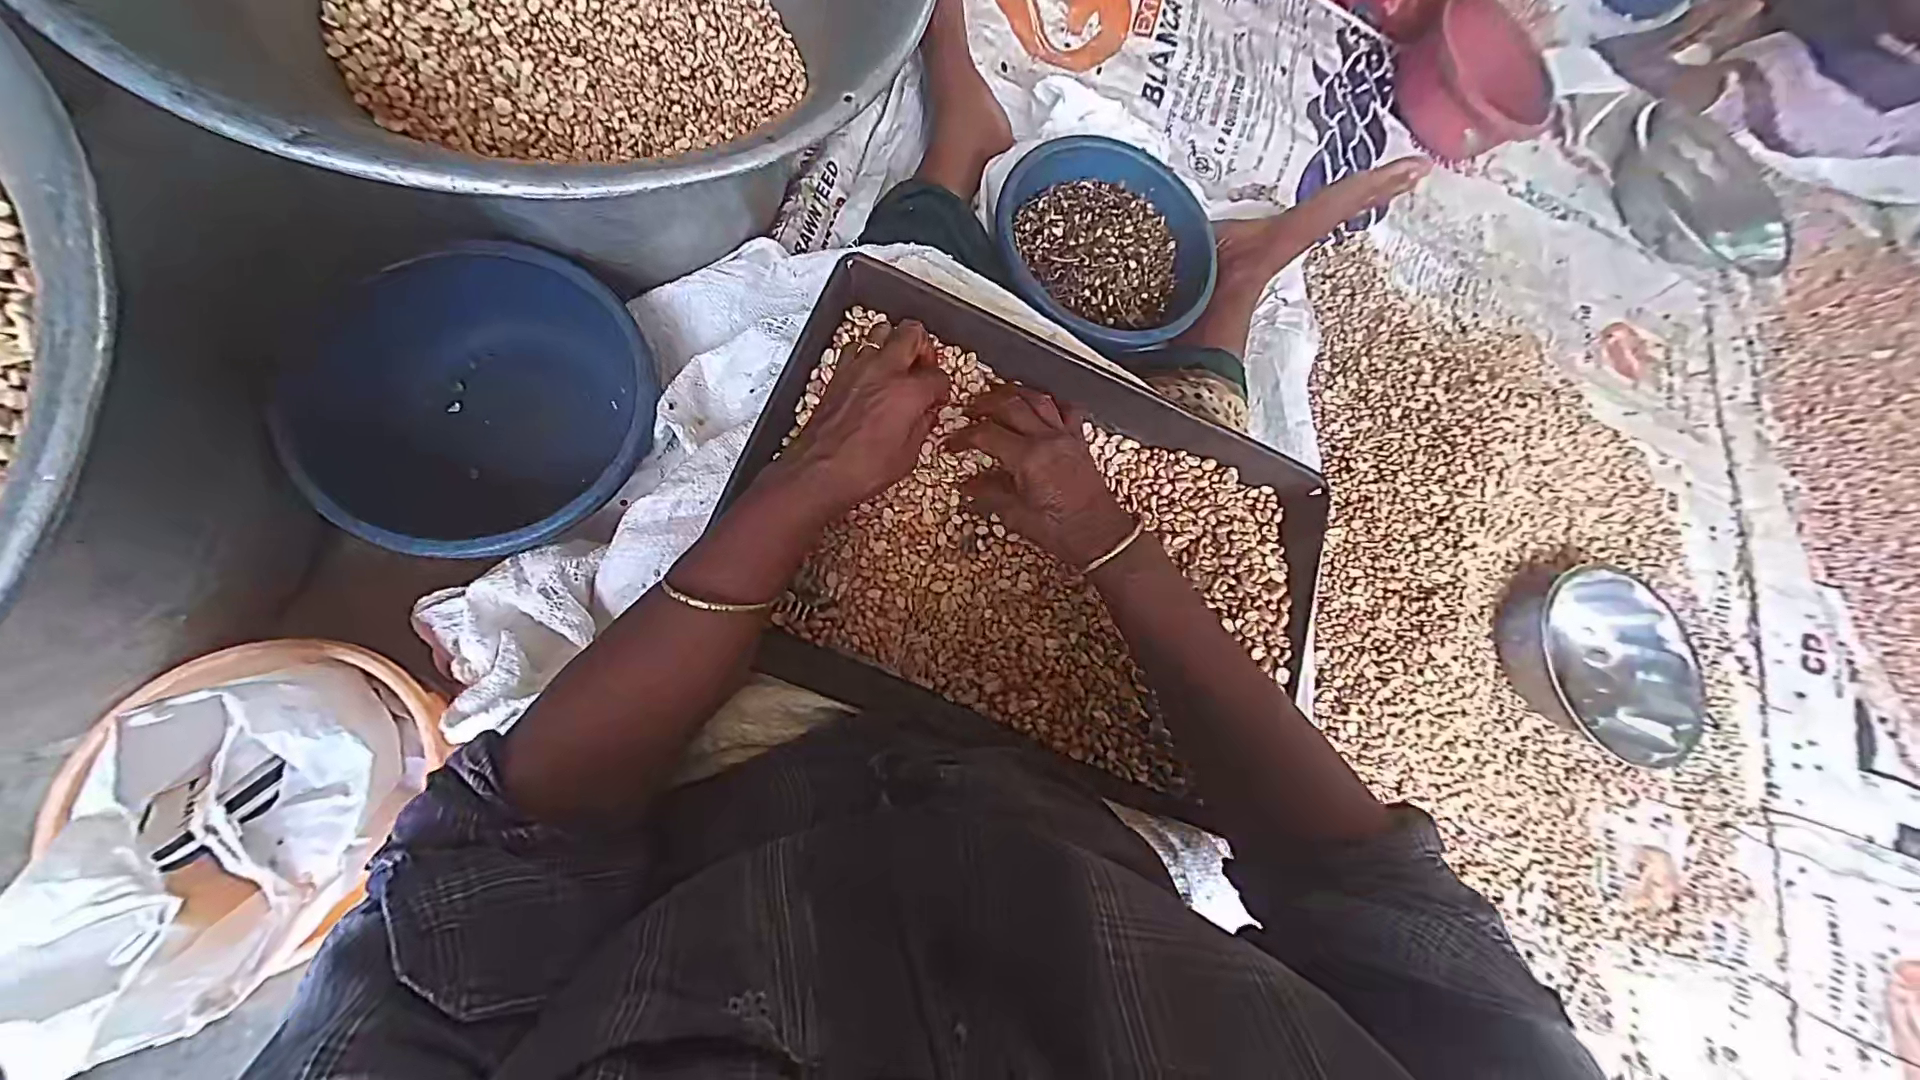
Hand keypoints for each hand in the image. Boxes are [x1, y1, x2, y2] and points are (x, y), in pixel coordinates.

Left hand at [774, 319, 951, 518]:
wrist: (819, 472)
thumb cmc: (860, 468)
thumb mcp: (907, 456)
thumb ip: (922, 426)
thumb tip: (926, 415)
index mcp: (909, 392)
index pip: (938, 376)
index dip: (942, 388)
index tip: (939, 397)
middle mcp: (884, 372)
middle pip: (913, 333)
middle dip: (925, 347)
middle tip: (924, 366)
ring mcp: (858, 368)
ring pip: (882, 331)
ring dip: (894, 342)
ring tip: (899, 363)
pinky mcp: (837, 374)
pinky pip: (856, 347)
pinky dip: (867, 353)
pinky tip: (871, 371)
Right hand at [948, 384, 1137, 569]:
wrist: (1100, 536)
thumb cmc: (1060, 531)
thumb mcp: (1016, 516)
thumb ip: (990, 494)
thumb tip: (968, 485)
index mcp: (1028, 458)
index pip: (986, 434)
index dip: (963, 437)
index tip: (951, 444)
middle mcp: (1047, 439)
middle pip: (1009, 405)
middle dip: (983, 404)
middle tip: (968, 411)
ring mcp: (1066, 437)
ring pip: (1037, 399)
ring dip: (1014, 394)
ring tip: (997, 397)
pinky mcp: (1080, 441)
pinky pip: (1066, 409)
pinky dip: (1051, 403)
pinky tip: (1041, 406)